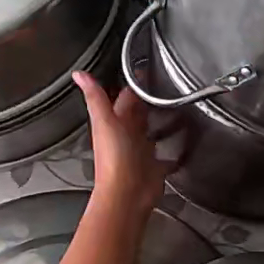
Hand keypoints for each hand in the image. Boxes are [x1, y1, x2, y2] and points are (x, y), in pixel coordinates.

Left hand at [74, 71, 167, 213]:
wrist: (126, 194)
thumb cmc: (114, 160)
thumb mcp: (104, 121)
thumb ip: (95, 97)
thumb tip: (78, 74)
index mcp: (115, 123)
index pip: (125, 98)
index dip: (135, 84)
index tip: (148, 68)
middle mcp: (127, 136)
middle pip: (140, 113)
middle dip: (151, 101)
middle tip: (169, 86)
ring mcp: (141, 152)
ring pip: (153, 132)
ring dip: (164, 123)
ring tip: (180, 110)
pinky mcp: (155, 167)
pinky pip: (167, 156)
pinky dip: (175, 150)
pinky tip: (185, 145)